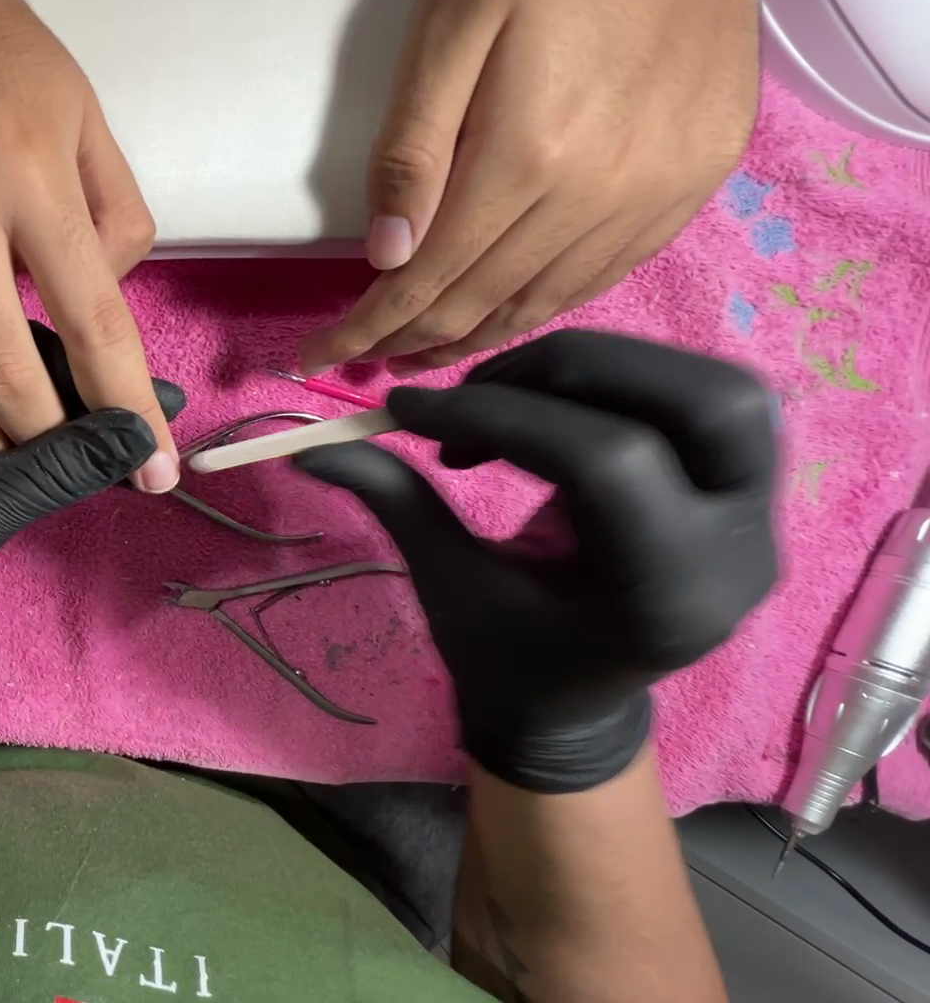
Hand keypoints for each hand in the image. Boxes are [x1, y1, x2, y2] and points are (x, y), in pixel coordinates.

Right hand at [0, 0, 177, 490]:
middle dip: (49, 436)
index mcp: (26, 179)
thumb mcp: (85, 119)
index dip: (126, 408)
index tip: (152, 468)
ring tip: (21, 465)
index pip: (91, 320)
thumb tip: (102, 302)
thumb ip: (115, 219)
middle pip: (4, 367)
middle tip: (78, 464)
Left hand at [0, 325, 185, 734]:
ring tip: (151, 434)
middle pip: (32, 380)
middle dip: (98, 396)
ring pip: (35, 420)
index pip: (16, 351)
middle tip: (167, 409)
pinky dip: (69, 460)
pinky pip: (29, 458)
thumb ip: (55, 468)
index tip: (153, 388)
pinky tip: (108, 462)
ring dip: (89, 429)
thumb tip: (139, 428)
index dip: (88, 367)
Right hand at [296, 330, 777, 791]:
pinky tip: (538, 414)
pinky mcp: (742, 489)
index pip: (601, 460)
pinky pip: (695, 401)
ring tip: (503, 399)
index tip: (401, 409)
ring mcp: (759, 514)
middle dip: (569, 372)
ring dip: (593, 370)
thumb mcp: (442, 580)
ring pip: (715, 388)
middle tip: (474, 391)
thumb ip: (391, 499)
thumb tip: (310, 447)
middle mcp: (739, 546)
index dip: (494, 414)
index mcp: (661, 590)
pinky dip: (607, 386)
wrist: (571, 700)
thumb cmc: (502, 655)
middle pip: (701, 402)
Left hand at [301, 0, 764, 376]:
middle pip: (473, 304)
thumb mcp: (444, 41)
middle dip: (404, 342)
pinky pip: (602, 277)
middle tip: (361, 360)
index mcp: (526, 159)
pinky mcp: (695, 178)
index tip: (316, 358)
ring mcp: (657, 190)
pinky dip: (537, 310)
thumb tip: (384, 256)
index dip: (360, 330)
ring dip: (467, 341)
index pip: (419, 283)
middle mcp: (599, 192)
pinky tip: (500, 318)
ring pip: (537, 305)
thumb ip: (410, 155)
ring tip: (417, 358)